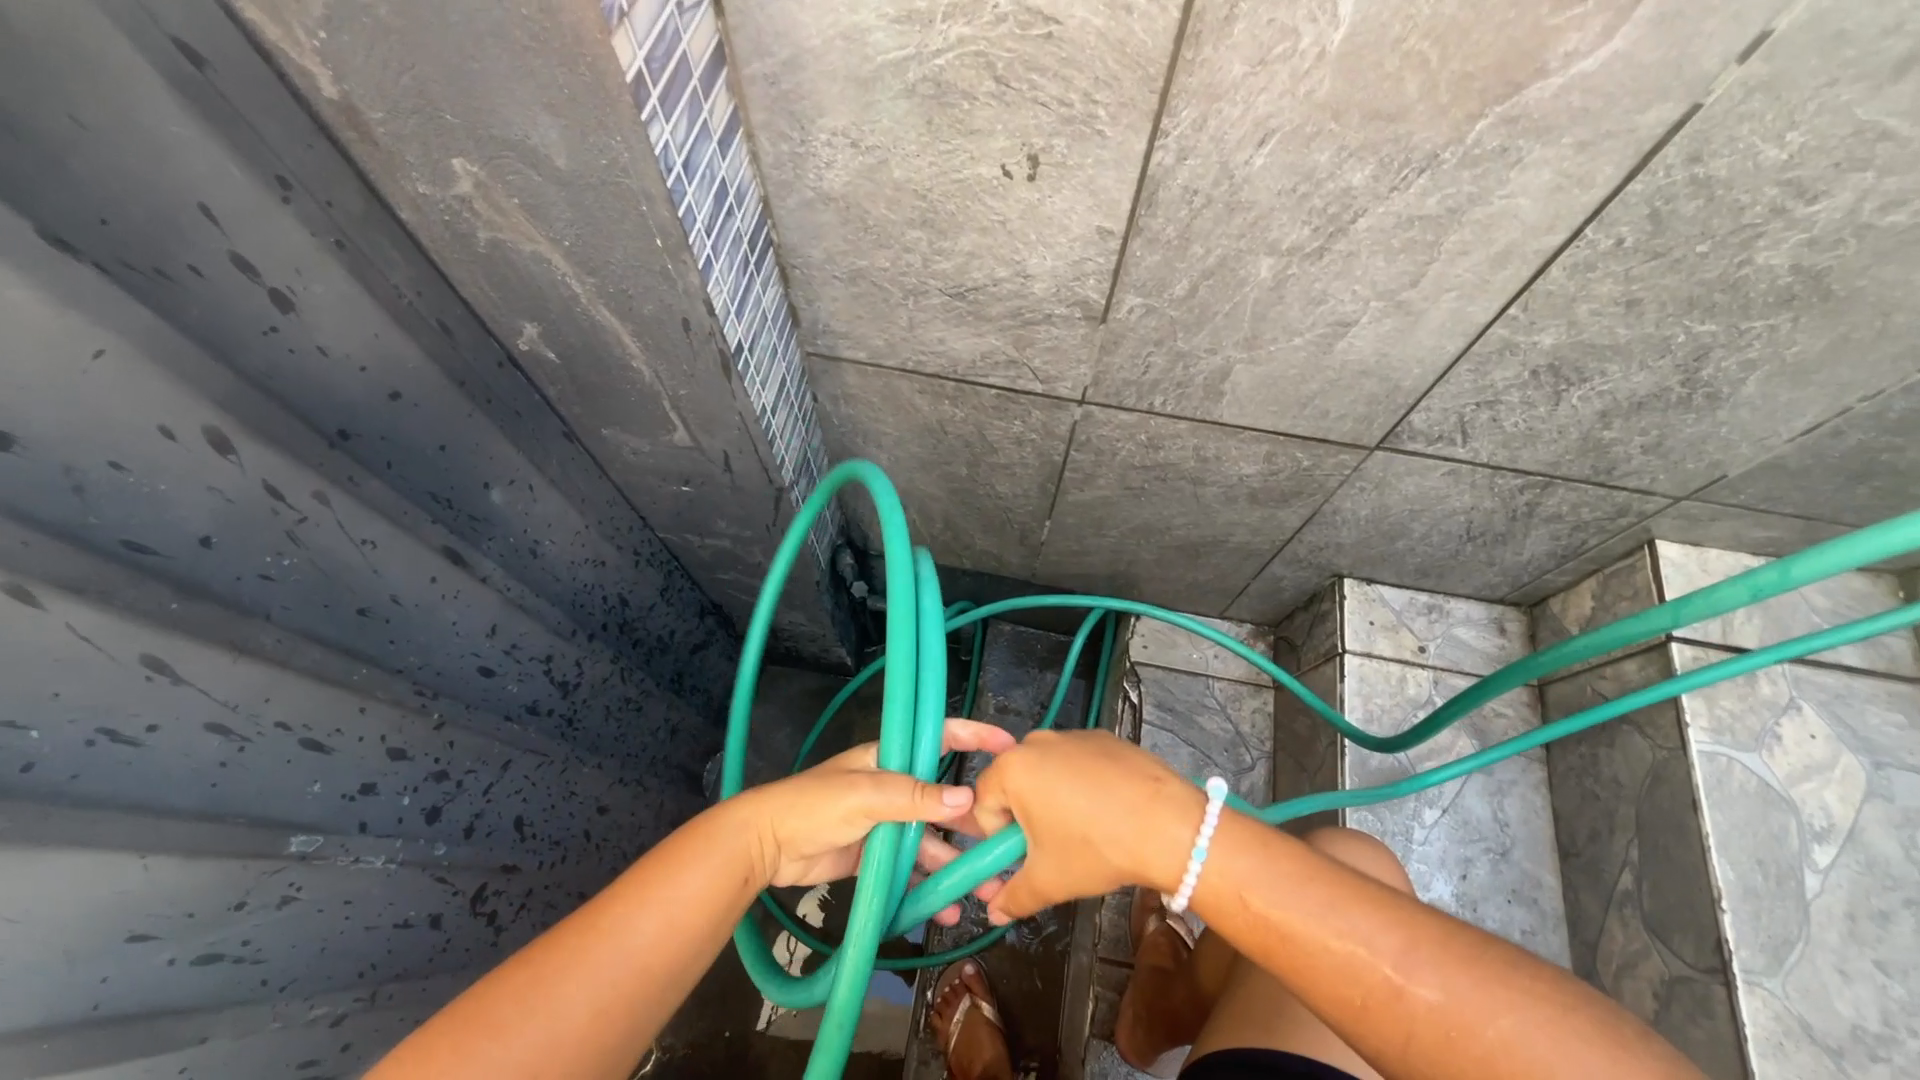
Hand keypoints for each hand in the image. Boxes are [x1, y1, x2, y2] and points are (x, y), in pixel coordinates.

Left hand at [733, 718, 1015, 924]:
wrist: (766, 845)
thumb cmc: (815, 804)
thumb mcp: (867, 794)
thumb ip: (915, 797)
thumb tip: (966, 799)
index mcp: (892, 759)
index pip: (941, 738)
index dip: (975, 737)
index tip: (1010, 746)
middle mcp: (895, 788)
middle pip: (943, 802)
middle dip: (975, 823)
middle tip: (1007, 846)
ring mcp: (886, 824)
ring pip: (931, 842)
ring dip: (956, 866)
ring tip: (985, 892)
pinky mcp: (875, 856)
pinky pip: (910, 870)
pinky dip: (928, 888)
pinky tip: (947, 910)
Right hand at [971, 729, 1204, 923]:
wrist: (1169, 825)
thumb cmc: (1096, 849)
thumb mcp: (1049, 881)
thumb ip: (1013, 897)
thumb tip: (995, 913)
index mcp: (1013, 769)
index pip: (983, 804)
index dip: (999, 838)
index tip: (1026, 858)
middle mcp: (1037, 742)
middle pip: (1015, 784)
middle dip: (1027, 818)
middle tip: (1055, 848)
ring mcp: (1075, 735)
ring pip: (1048, 773)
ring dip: (1055, 801)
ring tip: (1087, 831)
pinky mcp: (1106, 737)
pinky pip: (1080, 764)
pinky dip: (1086, 786)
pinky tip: (1111, 811)